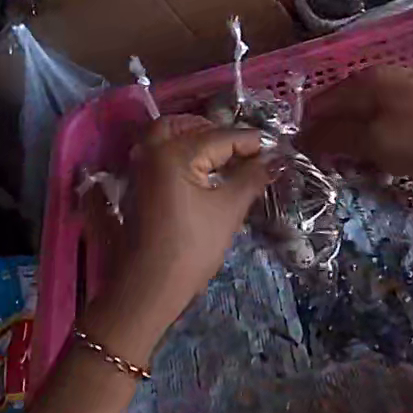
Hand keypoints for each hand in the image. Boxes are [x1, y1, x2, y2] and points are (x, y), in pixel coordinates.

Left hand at [83, 115, 272, 363]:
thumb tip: (276, 160)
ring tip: (224, 154)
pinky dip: (179, 150)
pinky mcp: (137, 182)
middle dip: (218, 132)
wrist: (148, 286)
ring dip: (194, 136)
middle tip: (246, 150)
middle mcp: (151, 149)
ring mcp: (139, 166)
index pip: (219, 137)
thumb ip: (251, 178)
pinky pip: (159, 151)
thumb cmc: (190, 248)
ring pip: (168, 134)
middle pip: (187, 126)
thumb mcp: (227, 210)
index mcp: (173, 152)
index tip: (274, 150)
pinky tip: (202, 168)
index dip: (250, 142)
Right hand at [297, 66, 412, 187]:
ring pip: (363, 127)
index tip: (315, 170)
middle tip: (348, 176)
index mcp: (362, 81)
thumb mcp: (374, 142)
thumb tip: (296, 140)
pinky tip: (398, 169)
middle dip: (335, 148)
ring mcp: (405, 95)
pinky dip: (384, 152)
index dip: (308, 138)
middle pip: (338, 116)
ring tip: (375, 176)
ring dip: (360, 154)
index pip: (315, 107)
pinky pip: (387, 132)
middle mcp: (379, 81)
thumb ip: (331, 139)